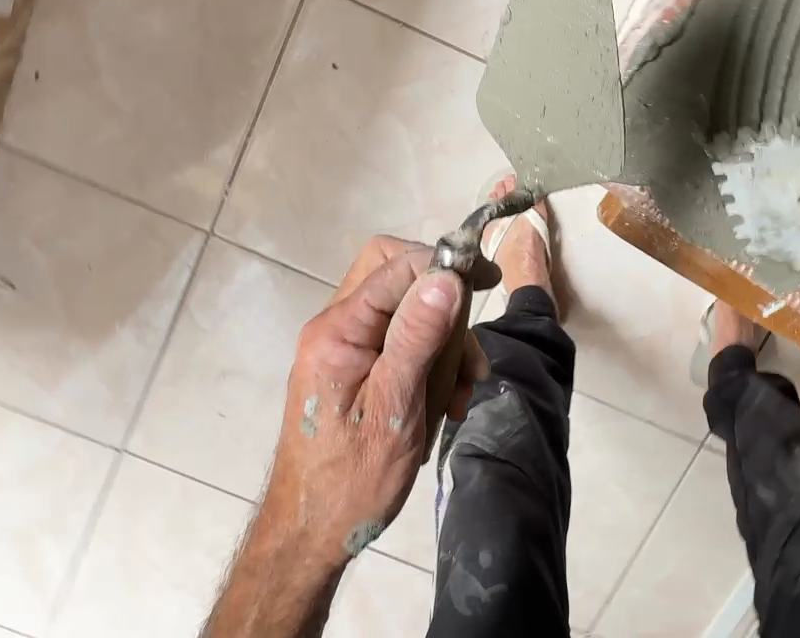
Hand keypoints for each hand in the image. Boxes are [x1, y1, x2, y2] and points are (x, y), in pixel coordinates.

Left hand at [256, 236, 486, 566]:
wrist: (311, 535)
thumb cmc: (351, 480)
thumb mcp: (394, 409)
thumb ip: (417, 338)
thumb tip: (446, 275)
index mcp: (338, 330)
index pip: (396, 265)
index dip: (444, 265)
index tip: (488, 281)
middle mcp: (336, 326)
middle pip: (394, 272)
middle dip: (442, 297)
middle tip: (474, 327)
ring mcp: (345, 346)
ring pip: (404, 306)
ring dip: (443, 338)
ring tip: (464, 387)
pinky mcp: (357, 367)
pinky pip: (401, 339)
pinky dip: (432, 359)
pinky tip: (449, 398)